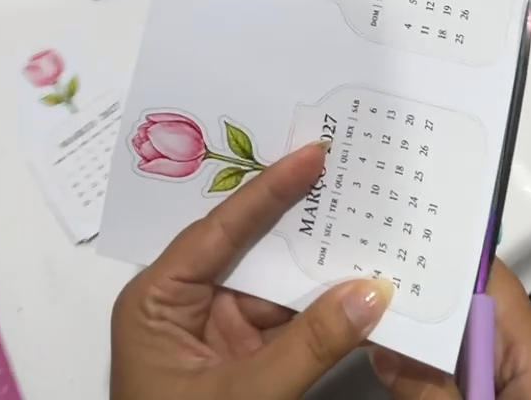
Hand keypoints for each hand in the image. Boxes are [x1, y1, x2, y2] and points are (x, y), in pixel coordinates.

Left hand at [111, 141, 395, 399]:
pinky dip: (322, 305)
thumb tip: (373, 292)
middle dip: (296, 215)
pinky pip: (287, 318)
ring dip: (317, 261)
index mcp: (157, 300)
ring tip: (359, 214)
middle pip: (248, 247)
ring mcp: (216, 332)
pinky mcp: (242, 360)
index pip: (220, 229)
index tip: (312, 154)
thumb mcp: (243, 397)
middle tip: (340, 170)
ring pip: (274, 283)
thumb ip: (310, 344)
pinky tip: (355, 279)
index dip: (269, 189)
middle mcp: (184, 305)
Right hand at [369, 260, 530, 399]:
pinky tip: (401, 360)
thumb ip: (427, 392)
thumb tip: (381, 344)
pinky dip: (440, 365)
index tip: (391, 240)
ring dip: (427, 334)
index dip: (440, 255)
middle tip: (364, 276)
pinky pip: (474, 365)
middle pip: (473, 302)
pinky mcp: (515, 397)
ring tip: (373, 315)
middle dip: (423, 296)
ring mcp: (527, 377)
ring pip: (468, 336)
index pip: (486, 273)